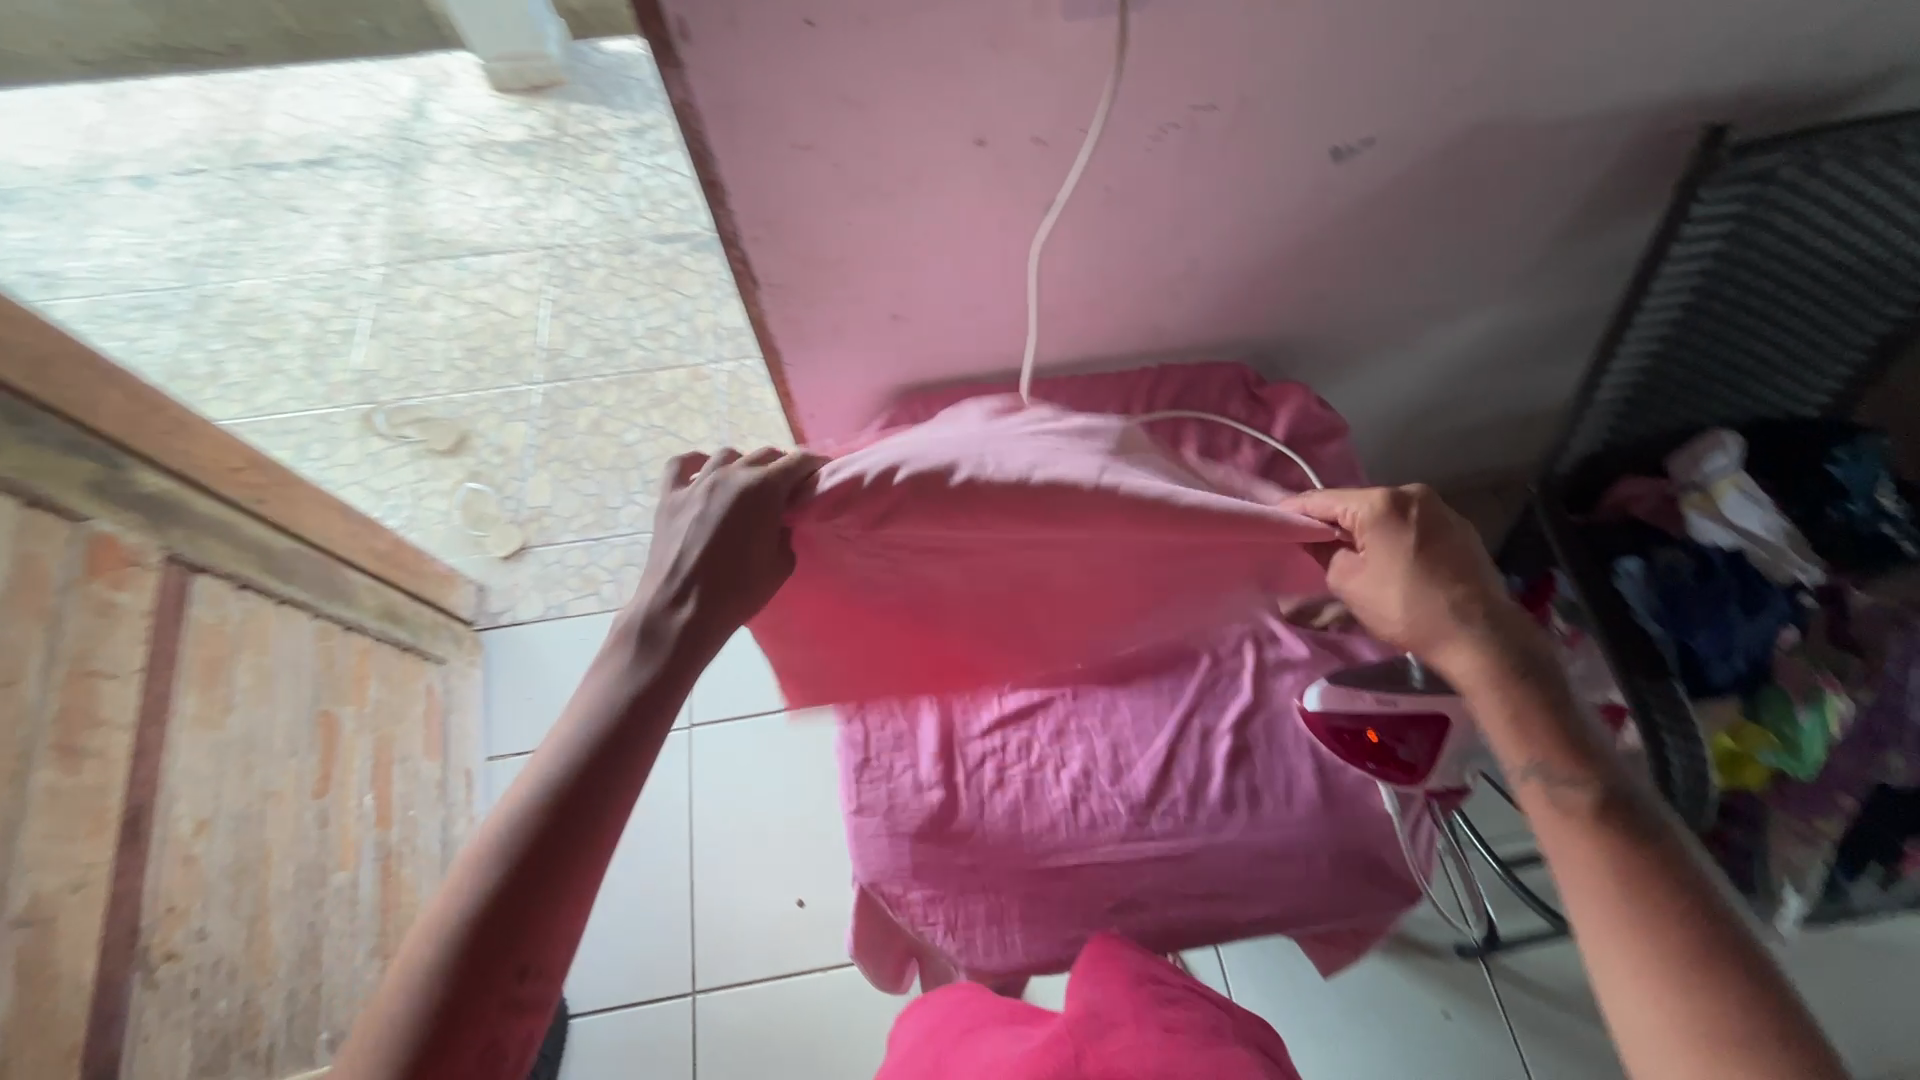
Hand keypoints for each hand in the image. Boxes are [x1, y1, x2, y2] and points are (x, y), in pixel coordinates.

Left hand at [630, 447, 824, 644]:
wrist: (683, 611)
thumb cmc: (739, 592)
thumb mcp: (782, 563)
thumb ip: (785, 531)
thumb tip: (779, 520)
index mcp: (764, 489)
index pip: (798, 461)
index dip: (815, 465)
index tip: (822, 473)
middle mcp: (731, 475)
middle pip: (765, 454)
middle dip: (783, 466)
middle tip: (790, 487)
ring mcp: (696, 482)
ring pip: (727, 455)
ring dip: (744, 464)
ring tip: (749, 483)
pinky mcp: (669, 496)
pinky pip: (683, 464)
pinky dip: (698, 464)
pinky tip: (704, 473)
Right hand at [1276, 484, 1547, 682]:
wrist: (1479, 635)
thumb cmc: (1404, 607)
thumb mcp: (1348, 583)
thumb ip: (1323, 552)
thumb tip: (1315, 540)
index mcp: (1379, 503)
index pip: (1321, 500)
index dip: (1293, 511)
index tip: (1273, 522)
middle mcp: (1411, 493)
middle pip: (1355, 503)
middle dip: (1332, 521)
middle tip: (1309, 542)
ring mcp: (1440, 509)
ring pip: (1385, 514)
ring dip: (1365, 529)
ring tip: (1350, 553)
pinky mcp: (1459, 528)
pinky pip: (1411, 524)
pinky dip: (1393, 536)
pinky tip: (1389, 560)